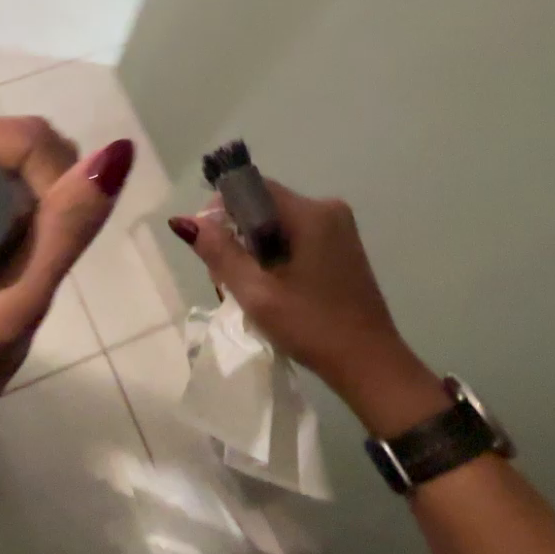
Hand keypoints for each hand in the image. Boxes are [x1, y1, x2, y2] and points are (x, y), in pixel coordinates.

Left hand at [0, 116, 133, 423]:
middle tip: (25, 259)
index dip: (53, 193)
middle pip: (27, 139)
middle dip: (47, 198)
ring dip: (44, 202)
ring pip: (33, 148)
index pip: (23, 141)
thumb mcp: (21, 300)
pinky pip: (24, 160)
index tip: (37, 254)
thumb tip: (118, 152)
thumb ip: (64, 230)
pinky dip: (36, 201)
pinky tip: (12, 241)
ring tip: (16, 254)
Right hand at [170, 182, 446, 436]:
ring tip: (250, 290)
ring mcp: (338, 228)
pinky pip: (295, 236)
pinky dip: (276, 256)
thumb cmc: (312, 328)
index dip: (221, 211)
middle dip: (237, 237)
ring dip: (255, 250)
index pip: (250, 188)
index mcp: (310, 213)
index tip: (211, 250)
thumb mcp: (256, 293)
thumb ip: (219, 253)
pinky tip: (273, 288)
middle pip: (262, 206)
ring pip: (277, 224)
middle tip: (228, 281)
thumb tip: (183, 220)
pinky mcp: (341, 247)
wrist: (371, 366)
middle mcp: (327, 209)